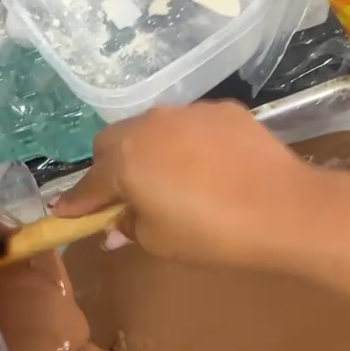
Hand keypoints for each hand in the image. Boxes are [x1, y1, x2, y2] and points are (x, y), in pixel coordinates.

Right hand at [53, 101, 324, 270]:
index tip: (66, 216)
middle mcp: (148, 124)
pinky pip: (189, 126)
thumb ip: (129, 226)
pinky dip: (186, 145)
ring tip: (171, 181)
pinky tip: (208, 170)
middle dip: (111, 170)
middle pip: (113, 144)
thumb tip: (116, 224)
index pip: (89, 185)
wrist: (284, 208)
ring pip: (151, 129)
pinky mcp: (222, 109)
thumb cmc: (211, 233)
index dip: (77, 204)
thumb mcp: (159, 241)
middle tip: (127, 199)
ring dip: (149, 152)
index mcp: (125, 159)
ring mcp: (187, 111)